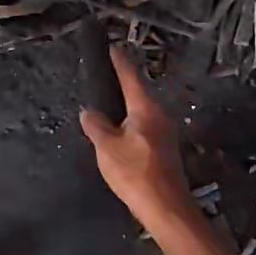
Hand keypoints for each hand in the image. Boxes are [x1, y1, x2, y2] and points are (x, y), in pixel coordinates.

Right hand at [78, 46, 194, 227]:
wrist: (165, 206)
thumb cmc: (135, 172)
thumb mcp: (107, 148)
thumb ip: (97, 126)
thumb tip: (89, 112)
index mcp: (146, 108)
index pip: (131, 77)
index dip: (120, 62)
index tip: (112, 47)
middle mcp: (159, 115)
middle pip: (139, 91)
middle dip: (123, 81)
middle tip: (106, 71)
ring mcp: (165, 132)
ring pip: (142, 110)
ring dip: (127, 103)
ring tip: (109, 98)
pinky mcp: (164, 148)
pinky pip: (144, 125)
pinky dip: (131, 120)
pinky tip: (120, 127)